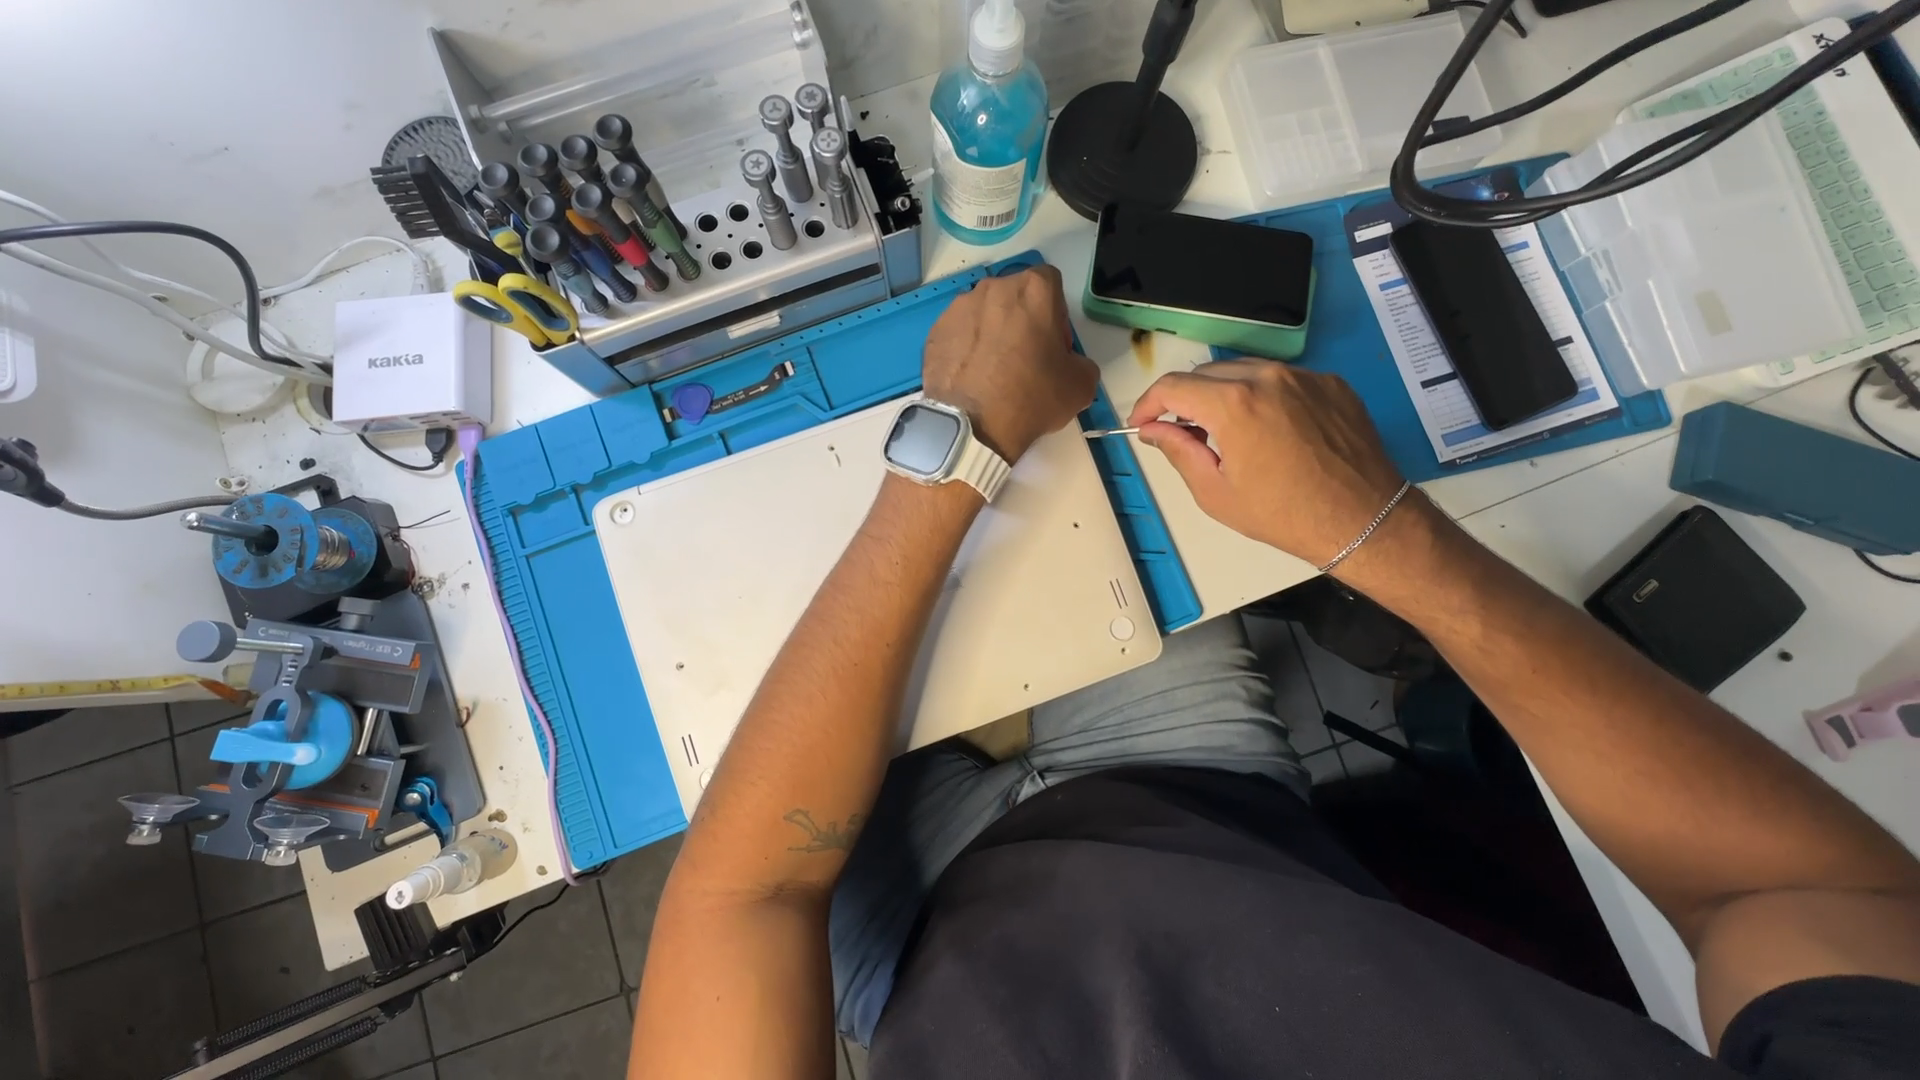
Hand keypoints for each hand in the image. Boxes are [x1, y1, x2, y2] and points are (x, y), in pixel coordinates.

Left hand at [922, 265, 1099, 461]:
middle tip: (1025, 360)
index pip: (1051, 286)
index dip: (1056, 315)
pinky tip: (971, 378)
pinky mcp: (935, 331)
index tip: (1053, 346)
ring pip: (984, 314)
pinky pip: (959, 334)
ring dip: (992, 334)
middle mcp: (993, 288)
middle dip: (1022, 321)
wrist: (972, 427)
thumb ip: (1080, 361)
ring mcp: (958, 308)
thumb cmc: (1032, 398)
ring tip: (993, 372)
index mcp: (1033, 290)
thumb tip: (1068, 363)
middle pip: (1015, 298)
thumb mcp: (1081, 385)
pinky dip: (966, 349)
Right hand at [1126, 360, 1409, 568]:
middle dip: (1185, 399)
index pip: (1173, 386)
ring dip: (1223, 394)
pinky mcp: (1330, 382)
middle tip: (1182, 432)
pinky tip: (1268, 428)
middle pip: (1206, 373)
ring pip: (1244, 371)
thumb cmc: (1282, 514)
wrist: (1361, 518)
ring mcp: (1303, 376)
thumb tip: (1152, 429)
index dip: (1148, 403)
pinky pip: (1282, 378)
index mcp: (1234, 404)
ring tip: (1225, 431)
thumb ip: (1178, 451)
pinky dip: (1262, 396)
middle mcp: (1268, 377)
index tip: (1143, 423)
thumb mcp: (1215, 492)